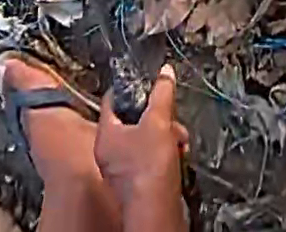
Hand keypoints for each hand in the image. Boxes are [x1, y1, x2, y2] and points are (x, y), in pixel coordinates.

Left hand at [95, 65, 187, 219]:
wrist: (157, 212)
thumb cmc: (149, 169)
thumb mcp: (159, 120)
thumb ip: (162, 93)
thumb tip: (165, 72)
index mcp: (106, 135)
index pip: (112, 100)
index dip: (129, 88)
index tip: (143, 82)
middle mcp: (109, 152)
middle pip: (133, 120)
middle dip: (158, 116)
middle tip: (170, 116)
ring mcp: (121, 169)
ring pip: (144, 138)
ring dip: (165, 134)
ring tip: (179, 138)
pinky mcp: (136, 183)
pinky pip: (149, 157)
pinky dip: (164, 151)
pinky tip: (178, 152)